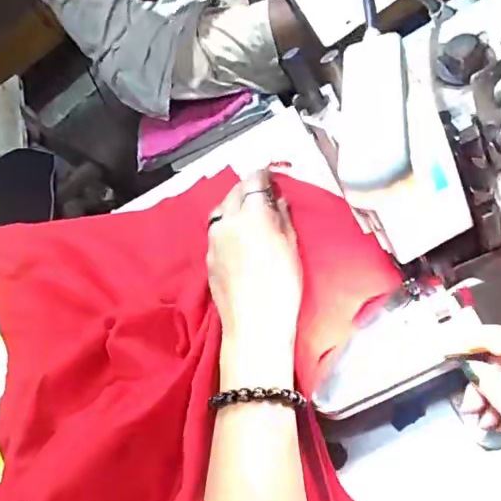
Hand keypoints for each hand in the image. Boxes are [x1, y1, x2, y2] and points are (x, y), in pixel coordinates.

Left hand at [208, 170, 301, 385]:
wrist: (255, 324)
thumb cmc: (280, 290)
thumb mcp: (291, 247)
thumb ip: (282, 218)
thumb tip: (277, 202)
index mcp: (251, 215)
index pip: (254, 180)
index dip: (264, 176)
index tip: (271, 177)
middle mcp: (227, 223)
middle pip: (234, 192)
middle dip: (248, 188)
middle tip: (263, 192)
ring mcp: (214, 241)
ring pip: (221, 211)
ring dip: (234, 206)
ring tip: (250, 212)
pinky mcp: (209, 259)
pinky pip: (217, 232)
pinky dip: (227, 227)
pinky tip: (240, 237)